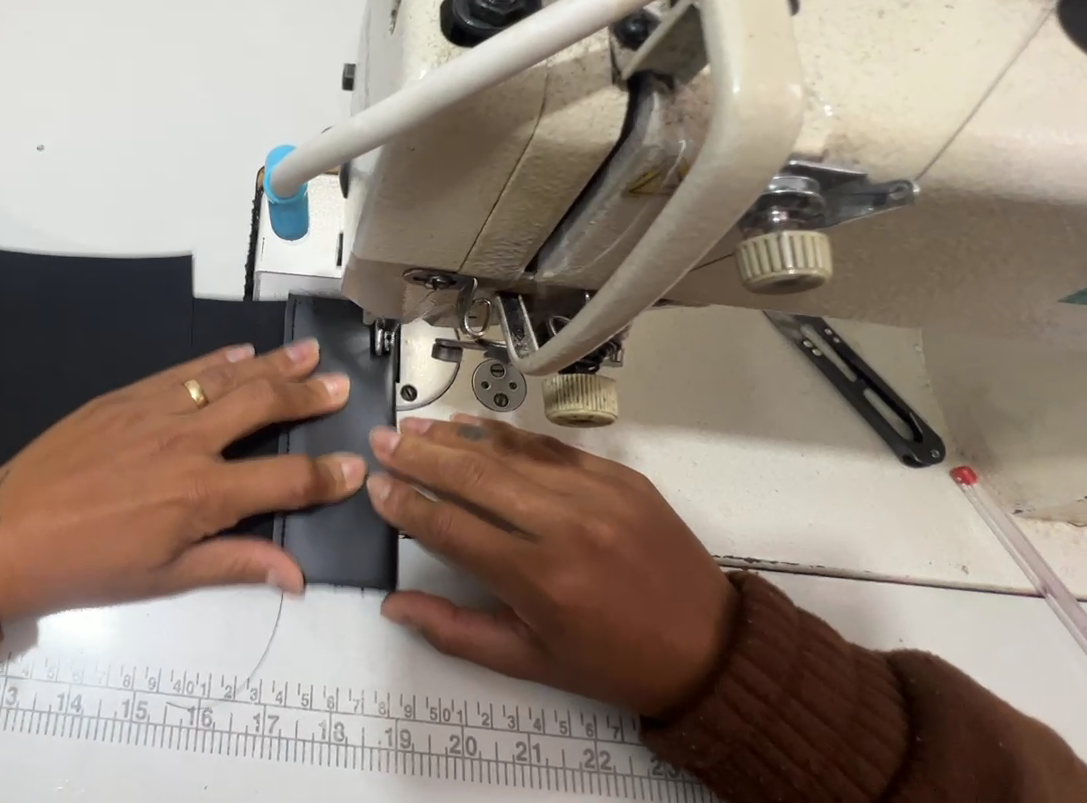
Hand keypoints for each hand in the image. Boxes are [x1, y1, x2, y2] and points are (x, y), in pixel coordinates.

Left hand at [0, 340, 366, 620]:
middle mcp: (188, 442)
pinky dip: (218, 359)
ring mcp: (156, 410)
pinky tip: (242, 352)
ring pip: (228, 378)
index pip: (285, 481)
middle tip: (340, 383)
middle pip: (263, 407)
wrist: (7, 530)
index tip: (357, 466)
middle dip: (308, 395)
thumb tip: (296, 575)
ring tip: (308, 350)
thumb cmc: (89, 566)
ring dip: (273, 363)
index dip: (327, 475)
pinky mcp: (128, 394)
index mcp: (201, 495)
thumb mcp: (164, 579)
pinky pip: (184, 369)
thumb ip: (235, 563)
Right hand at [366, 414, 733, 716]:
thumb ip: (455, 630)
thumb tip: (393, 604)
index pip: (451, 529)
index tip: (374, 486)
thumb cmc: (612, 662)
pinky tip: (471, 424)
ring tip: (413, 426)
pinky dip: (504, 434)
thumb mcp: (530, 663)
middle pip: (473, 478)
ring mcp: (596, 493)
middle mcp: (565, 527)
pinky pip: (548, 446)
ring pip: (507, 452)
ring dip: (453, 437)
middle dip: (418, 456)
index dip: (406, 505)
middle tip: (381, 439)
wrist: (712, 648)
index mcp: (540, 580)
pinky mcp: (619, 475)